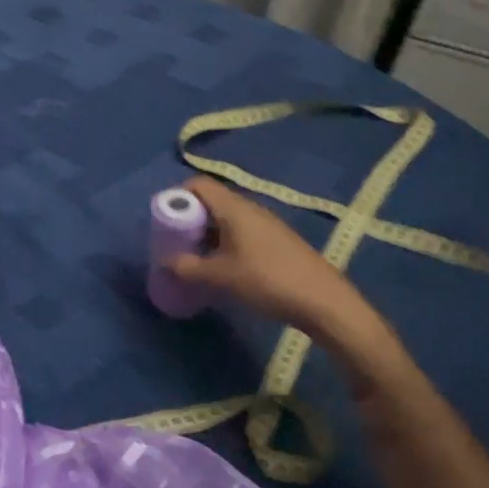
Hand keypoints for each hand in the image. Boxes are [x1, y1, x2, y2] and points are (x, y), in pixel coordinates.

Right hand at [167, 176, 373, 338]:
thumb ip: (187, 267)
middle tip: (177, 242)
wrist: (325, 303)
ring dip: (208, 233)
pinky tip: (226, 268)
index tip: (165, 219)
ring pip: (228, 218)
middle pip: (212, 201)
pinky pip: (243, 232)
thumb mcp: (220, 276)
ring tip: (198, 258)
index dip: (178, 196)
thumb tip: (163, 263)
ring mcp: (267, 225)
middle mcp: (251, 208)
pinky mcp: (278, 242)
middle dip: (190, 217)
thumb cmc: (267, 280)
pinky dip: (226, 242)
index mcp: (234, 208)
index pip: (198, 184)